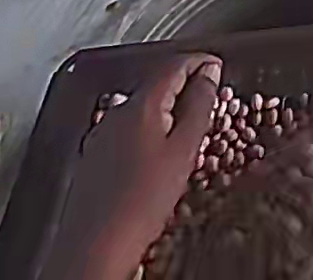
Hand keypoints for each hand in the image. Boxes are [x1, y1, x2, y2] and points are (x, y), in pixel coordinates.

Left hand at [39, 55, 220, 279]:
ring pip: (144, 105)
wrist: (94, 252)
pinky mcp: (95, 156)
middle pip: (158, 82)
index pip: (175, 64)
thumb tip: (210, 72)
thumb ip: (200, 103)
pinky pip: (130, 126)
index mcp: (142, 104)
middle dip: (186, 83)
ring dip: (169, 105)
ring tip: (190, 123)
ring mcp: (102, 135)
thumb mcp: (184, 148)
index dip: (201, 61)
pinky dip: (151, 125)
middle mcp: (118, 113)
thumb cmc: (143, 201)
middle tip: (210, 94)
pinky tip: (161, 148)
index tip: (218, 66)